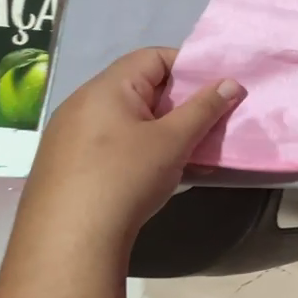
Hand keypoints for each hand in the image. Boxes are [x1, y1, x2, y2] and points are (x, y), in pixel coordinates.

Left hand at [16, 48, 242, 249]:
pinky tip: (154, 169)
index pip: (153, 56)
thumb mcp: (175, 140)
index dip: (189, 66)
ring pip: (128, 115)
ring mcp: (69, 134)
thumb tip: (230, 82)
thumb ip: (205, 107)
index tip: (215, 90)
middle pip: (140, 85)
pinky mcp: (66, 161)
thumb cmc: (125, 177)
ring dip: (161, 125)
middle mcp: (82, 103)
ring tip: (186, 147)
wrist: (67, 241)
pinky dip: (140, 143)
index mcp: (105, 89)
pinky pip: (112, 138)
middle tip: (207, 120)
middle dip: (179, 99)